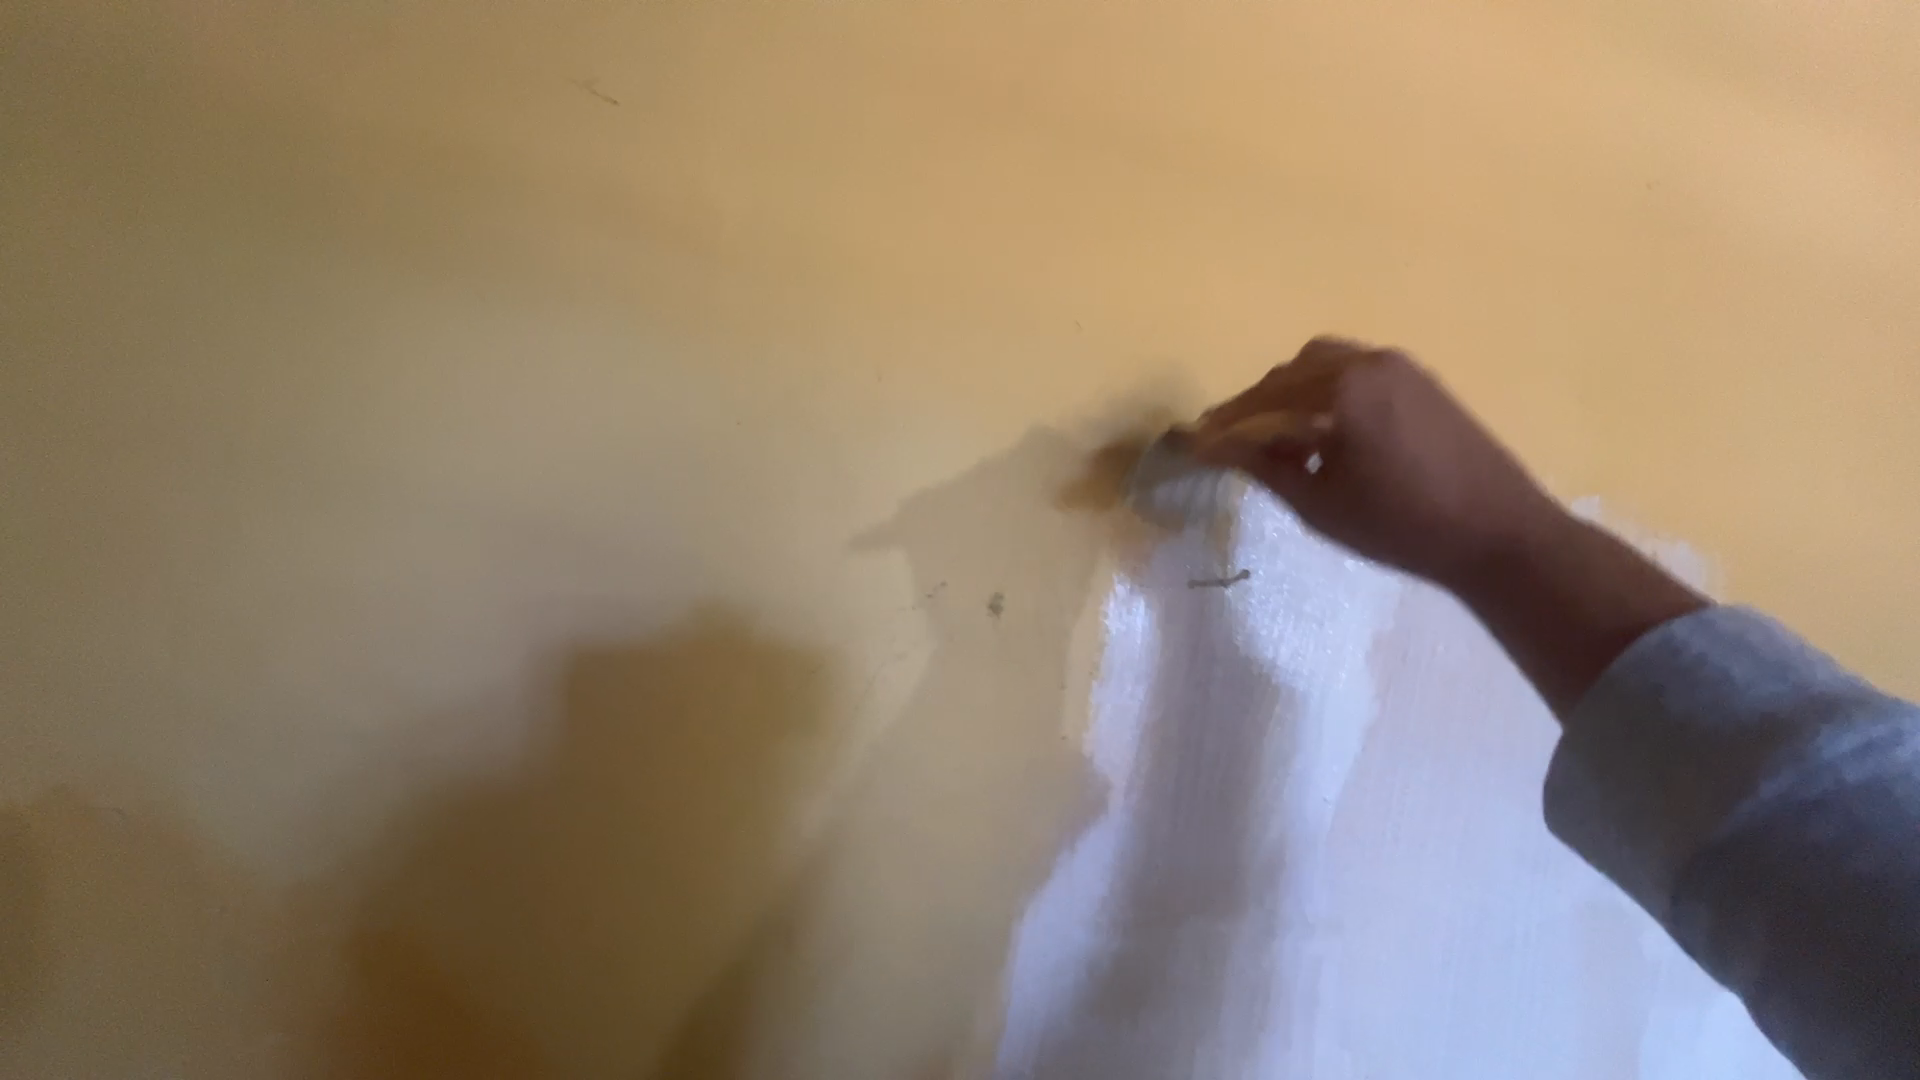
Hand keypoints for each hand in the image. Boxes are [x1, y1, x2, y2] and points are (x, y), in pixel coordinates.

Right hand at [1192, 337, 1563, 585]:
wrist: (1499, 534)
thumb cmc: (1398, 524)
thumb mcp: (1317, 502)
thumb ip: (1262, 466)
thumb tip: (1214, 448)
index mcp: (1341, 388)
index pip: (1263, 404)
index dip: (1224, 427)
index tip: (1193, 445)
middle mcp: (1368, 362)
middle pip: (1288, 376)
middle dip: (1252, 408)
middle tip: (1227, 443)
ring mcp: (1400, 367)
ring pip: (1320, 368)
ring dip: (1287, 396)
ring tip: (1272, 438)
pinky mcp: (1420, 382)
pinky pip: (1352, 373)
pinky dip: (1321, 394)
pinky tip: (1319, 431)